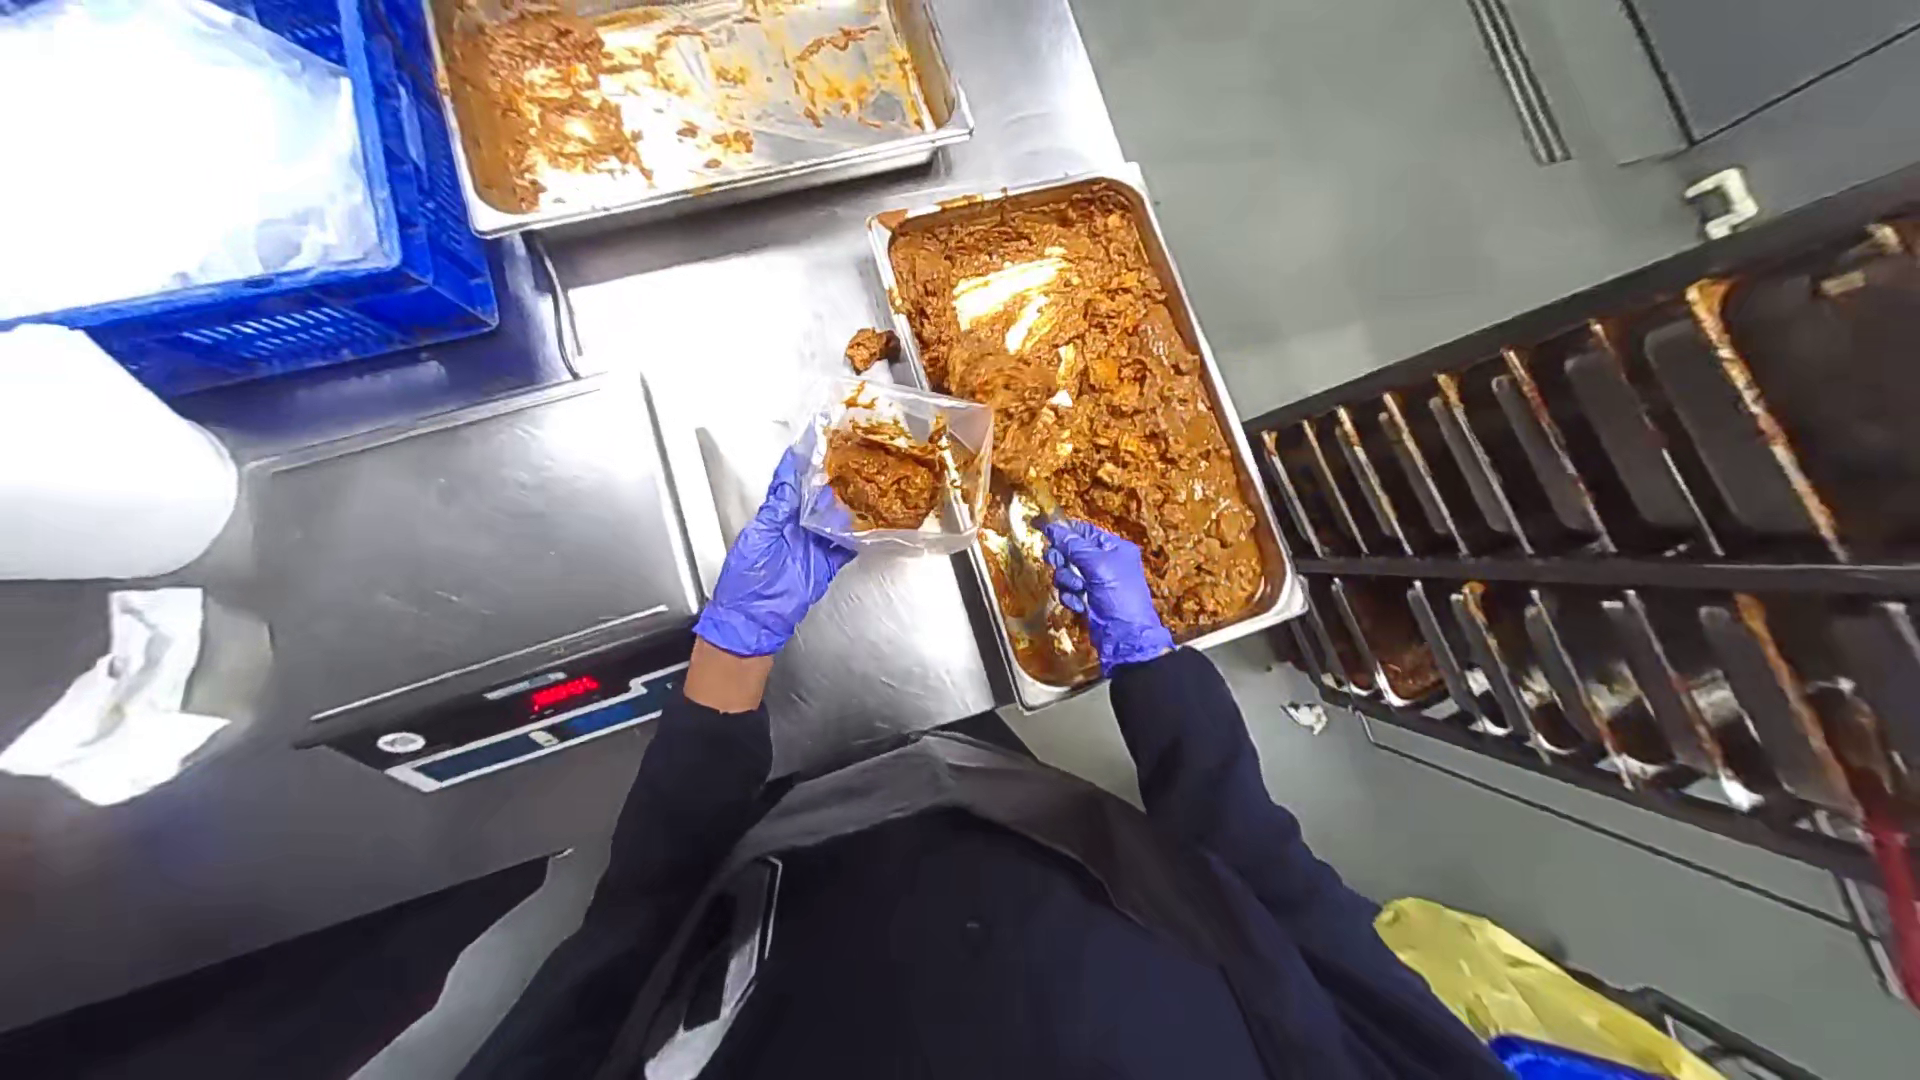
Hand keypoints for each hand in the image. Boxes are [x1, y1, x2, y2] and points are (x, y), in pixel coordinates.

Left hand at [693, 448, 856, 657]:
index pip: (792, 483)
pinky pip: (846, 547)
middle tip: (851, 461)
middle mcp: (796, 527)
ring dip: (849, 506)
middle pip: (819, 498)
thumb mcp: (757, 537)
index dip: (803, 464)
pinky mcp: (826, 564)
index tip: (816, 443)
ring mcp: (813, 545)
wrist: (753, 620)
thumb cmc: (745, 581)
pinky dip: (858, 537)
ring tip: (865, 486)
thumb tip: (787, 479)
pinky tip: (871, 524)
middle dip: (833, 481)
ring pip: (835, 519)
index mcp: (776, 516)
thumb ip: (776, 509)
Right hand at [1043, 520, 1173, 674]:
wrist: (1125, 636)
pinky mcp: (1086, 598)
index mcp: (1113, 547)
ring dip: (1067, 581)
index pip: (1083, 531)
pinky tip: (1079, 605)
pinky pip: (1067, 590)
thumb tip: (1053, 527)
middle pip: (1070, 551)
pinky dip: (1070, 596)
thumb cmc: (1118, 596)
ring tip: (1078, 590)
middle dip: (1063, 560)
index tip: (1042, 529)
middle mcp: (1104, 561)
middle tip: (1058, 564)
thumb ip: (1073, 545)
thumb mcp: (1097, 566)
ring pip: (1065, 571)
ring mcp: (1094, 581)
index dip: (1064, 531)